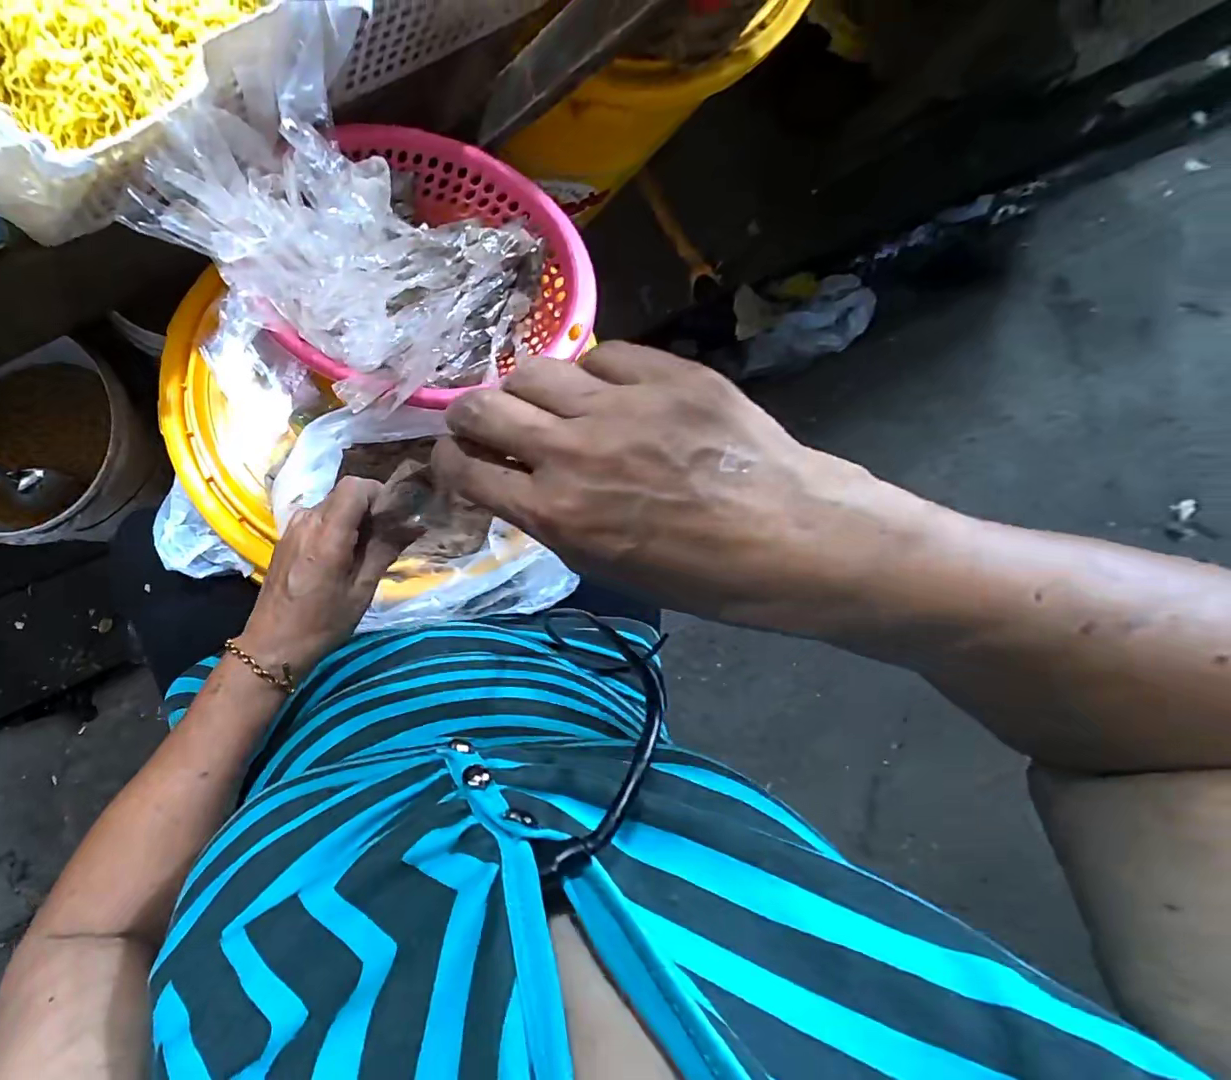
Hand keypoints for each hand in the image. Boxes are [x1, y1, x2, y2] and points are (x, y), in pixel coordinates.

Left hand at [235, 477, 407, 678]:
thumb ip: (384, 550)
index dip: (379, 494)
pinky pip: (316, 519)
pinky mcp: (285, 538)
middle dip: (368, 507)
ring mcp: (292, 528)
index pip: (356, 486)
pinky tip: (341, 556)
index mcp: (326, 533)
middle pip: (343, 493)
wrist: (273, 644)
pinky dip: (334, 527)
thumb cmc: (322, 624)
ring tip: (364, 550)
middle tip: (385, 536)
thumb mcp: (361, 590)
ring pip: (330, 505)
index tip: (394, 518)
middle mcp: (306, 521)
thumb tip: (412, 524)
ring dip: (351, 518)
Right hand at [431, 343, 932, 628]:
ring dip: (524, 389)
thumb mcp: (594, 561)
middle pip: (482, 409)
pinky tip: (606, 391)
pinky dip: (591, 373)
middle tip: (482, 424)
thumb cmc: (690, 572)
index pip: (463, 468)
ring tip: (544, 402)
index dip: (444, 460)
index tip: (451, 458)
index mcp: (552, 511)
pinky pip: (602, 354)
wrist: (795, 541)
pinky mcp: (668, 375)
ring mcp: (620, 407)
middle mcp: (571, 452)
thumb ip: (540, 515)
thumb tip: (505, 478)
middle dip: (467, 417)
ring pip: (532, 371)